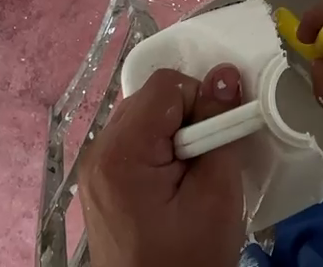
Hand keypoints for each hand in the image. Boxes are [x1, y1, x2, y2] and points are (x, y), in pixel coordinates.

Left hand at [83, 64, 248, 266]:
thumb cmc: (187, 261)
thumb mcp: (216, 195)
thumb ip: (220, 127)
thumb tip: (225, 75)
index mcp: (121, 151)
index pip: (166, 85)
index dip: (201, 101)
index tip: (217, 138)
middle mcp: (99, 150)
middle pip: (152, 98)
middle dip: (188, 117)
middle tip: (207, 158)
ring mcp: (97, 168)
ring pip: (145, 117)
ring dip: (176, 133)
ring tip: (192, 176)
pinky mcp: (103, 183)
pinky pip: (136, 141)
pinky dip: (161, 150)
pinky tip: (175, 185)